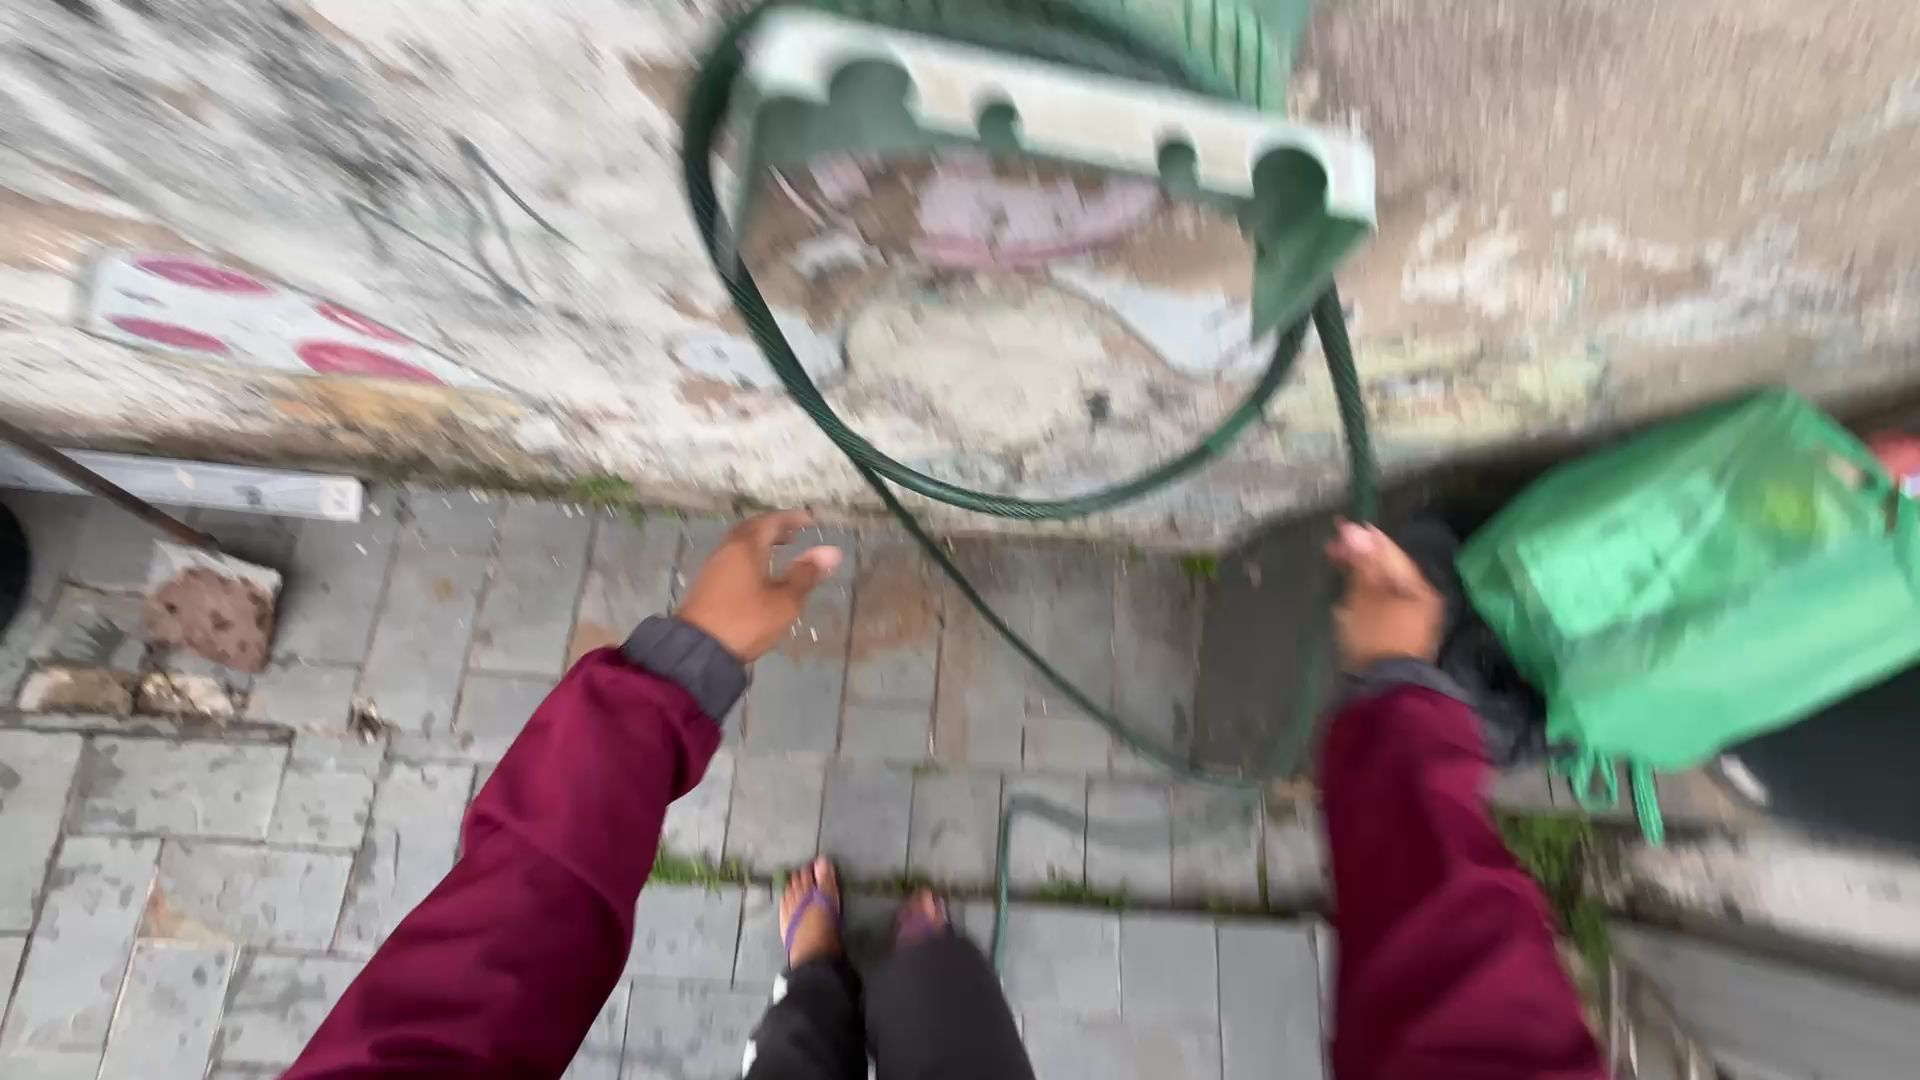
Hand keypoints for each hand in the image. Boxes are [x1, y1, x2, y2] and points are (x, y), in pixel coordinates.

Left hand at [676, 509, 842, 661]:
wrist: (698, 650)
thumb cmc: (747, 621)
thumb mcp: (784, 600)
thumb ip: (806, 574)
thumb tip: (832, 551)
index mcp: (746, 547)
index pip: (772, 521)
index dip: (793, 518)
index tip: (811, 520)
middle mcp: (727, 550)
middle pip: (752, 529)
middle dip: (775, 527)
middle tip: (794, 533)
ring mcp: (714, 566)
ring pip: (740, 543)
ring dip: (761, 541)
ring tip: (780, 550)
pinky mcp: (707, 583)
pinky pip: (732, 557)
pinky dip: (750, 555)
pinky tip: (759, 571)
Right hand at [1325, 520, 1442, 671]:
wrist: (1382, 686)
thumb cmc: (1374, 634)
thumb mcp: (1364, 594)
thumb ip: (1361, 561)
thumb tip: (1354, 529)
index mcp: (1418, 587)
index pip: (1390, 553)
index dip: (1365, 539)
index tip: (1339, 528)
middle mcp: (1420, 600)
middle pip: (1388, 569)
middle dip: (1361, 556)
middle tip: (1332, 549)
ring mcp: (1411, 619)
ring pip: (1383, 586)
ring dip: (1360, 574)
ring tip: (1337, 567)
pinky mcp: (1397, 634)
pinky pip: (1380, 602)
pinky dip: (1364, 593)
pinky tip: (1349, 593)